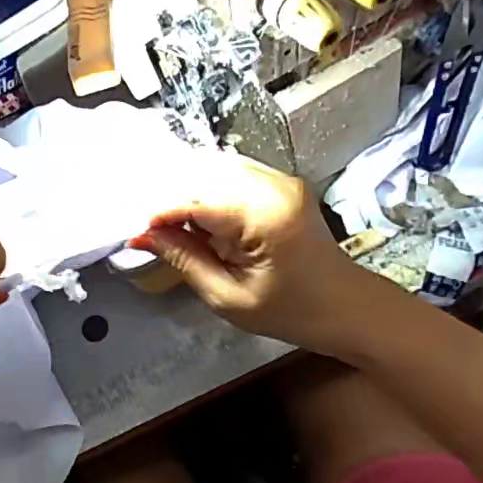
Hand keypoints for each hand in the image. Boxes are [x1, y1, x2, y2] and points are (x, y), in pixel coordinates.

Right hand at [131, 155, 413, 358]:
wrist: (346, 305)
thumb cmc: (291, 312)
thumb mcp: (228, 297)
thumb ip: (184, 259)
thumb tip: (143, 236)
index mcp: (265, 216)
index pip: (197, 199)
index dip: (161, 213)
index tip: (136, 233)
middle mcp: (274, 185)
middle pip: (204, 174)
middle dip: (171, 198)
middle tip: (148, 228)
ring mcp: (280, 180)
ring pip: (216, 170)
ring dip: (188, 193)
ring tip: (170, 225)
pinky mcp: (281, 183)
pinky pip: (232, 176)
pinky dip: (208, 192)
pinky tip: (199, 218)